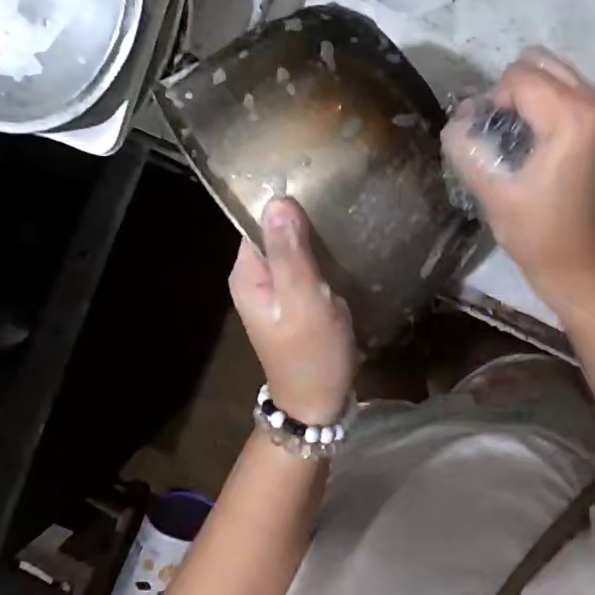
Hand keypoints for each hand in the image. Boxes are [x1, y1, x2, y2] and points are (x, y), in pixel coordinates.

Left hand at [229, 197, 356, 425]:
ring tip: (347, 222)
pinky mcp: (295, 302)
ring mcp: (275, 292)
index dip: (285, 205)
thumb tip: (278, 201)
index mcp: (247, 275)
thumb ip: (290, 253)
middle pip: (276, 233)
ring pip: (294, 250)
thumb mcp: (303, 300)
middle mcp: (255, 279)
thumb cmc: (311, 353)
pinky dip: (322, 260)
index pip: (258, 222)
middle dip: (305, 220)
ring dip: (317, 240)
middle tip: (341, 205)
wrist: (318, 404)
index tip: (319, 190)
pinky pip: (306, 268)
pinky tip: (344, 252)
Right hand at [442, 47, 594, 298]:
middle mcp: (594, 103)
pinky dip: (542, 103)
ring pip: (552, 72)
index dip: (493, 103)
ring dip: (526, 96)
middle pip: (538, 63)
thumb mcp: (490, 189)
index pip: (518, 77)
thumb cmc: (534, 229)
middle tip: (503, 134)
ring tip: (517, 136)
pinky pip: (564, 89)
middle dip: (510, 92)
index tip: (491, 140)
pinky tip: (533, 139)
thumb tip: (458, 115)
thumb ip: (466, 145)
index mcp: (571, 117)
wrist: (576, 258)